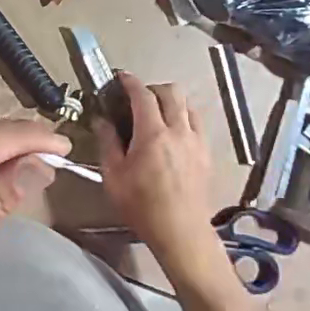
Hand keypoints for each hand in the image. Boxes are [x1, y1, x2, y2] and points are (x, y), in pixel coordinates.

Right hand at [95, 73, 221, 279]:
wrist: (180, 232)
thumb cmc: (142, 206)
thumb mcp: (113, 176)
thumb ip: (107, 143)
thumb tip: (102, 121)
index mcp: (153, 134)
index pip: (143, 95)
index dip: (131, 82)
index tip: (122, 78)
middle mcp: (179, 131)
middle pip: (172, 92)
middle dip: (153, 88)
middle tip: (138, 98)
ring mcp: (197, 141)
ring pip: (189, 105)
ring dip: (172, 102)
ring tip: (158, 115)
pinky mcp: (207, 154)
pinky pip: (198, 124)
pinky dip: (185, 119)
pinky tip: (174, 134)